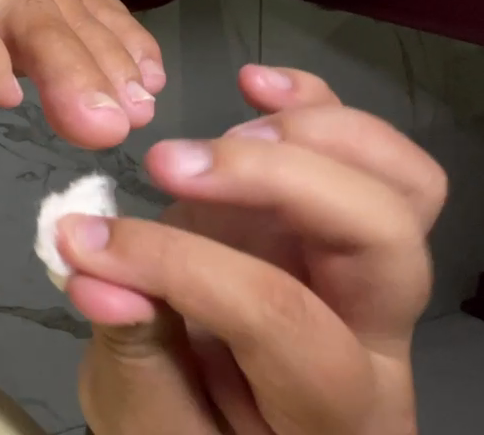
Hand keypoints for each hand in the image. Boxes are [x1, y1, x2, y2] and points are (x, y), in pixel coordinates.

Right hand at [58, 65, 446, 433]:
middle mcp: (374, 335)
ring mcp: (353, 270)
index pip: (280, 317)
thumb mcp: (147, 422)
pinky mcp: (321, 225)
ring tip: (222, 129)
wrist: (223, 431)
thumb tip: (89, 266)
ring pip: (401, 186)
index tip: (82, 244)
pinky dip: (314, 107)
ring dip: (311, 134)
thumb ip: (131, 347)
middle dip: (270, 180)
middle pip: (380, 237)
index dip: (175, 266)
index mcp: (339, 412)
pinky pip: (368, 159)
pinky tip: (254, 84)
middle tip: (165, 163)